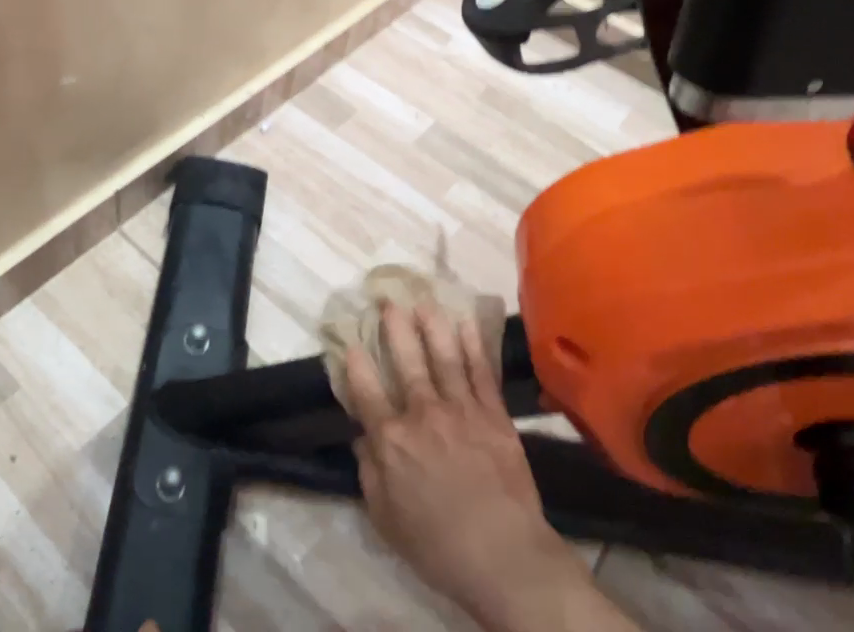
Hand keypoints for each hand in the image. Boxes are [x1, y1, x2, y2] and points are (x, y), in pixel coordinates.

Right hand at [345, 302, 638, 631]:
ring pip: (444, 358)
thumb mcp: (384, 516)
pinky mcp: (495, 417)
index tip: (350, 340)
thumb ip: (369, 472)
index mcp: (390, 440)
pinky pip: (481, 373)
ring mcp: (462, 411)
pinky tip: (466, 326)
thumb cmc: (436, 545)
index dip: (355, 363)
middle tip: (388, 299)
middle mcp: (422, 415)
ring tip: (424, 301)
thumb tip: (361, 439)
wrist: (503, 555)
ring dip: (432, 326)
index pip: (366, 391)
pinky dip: (473, 347)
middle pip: (406, 362)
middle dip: (395, 328)